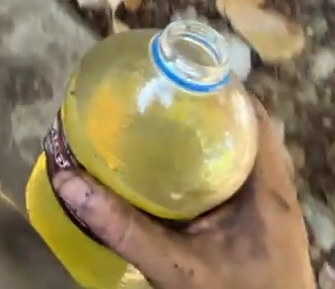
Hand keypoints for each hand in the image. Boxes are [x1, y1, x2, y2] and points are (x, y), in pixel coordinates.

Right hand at [51, 104, 316, 288]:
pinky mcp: (244, 233)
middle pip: (238, 132)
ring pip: (226, 157)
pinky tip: (152, 167)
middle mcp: (268, 197)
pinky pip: (217, 182)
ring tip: (141, 116)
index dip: (222, 87)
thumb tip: (66, 179)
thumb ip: (126, 229)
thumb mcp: (181, 273)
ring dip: (191, 135)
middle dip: (194, 106)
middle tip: (145, 89)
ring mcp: (259, 217)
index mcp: (268, 195)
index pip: (256, 121)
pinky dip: (188, 165)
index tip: (176, 67)